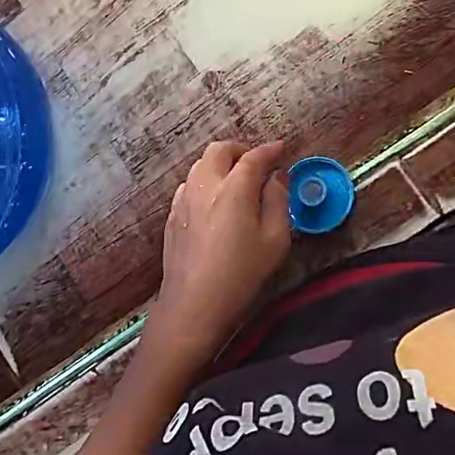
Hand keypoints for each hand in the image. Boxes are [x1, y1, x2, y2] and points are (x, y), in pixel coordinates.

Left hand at [142, 141, 292, 373]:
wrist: (194, 305)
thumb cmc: (242, 274)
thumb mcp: (275, 240)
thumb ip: (278, 201)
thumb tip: (278, 177)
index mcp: (234, 188)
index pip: (254, 157)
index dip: (270, 150)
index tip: (282, 149)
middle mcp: (205, 185)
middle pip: (219, 150)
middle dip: (241, 150)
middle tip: (257, 163)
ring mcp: (183, 200)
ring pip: (200, 165)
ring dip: (221, 164)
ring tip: (237, 181)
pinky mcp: (172, 216)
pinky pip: (190, 185)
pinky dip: (206, 182)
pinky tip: (216, 203)